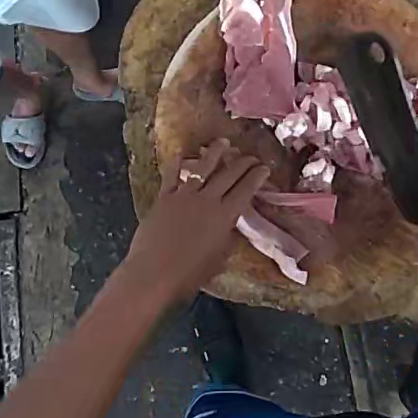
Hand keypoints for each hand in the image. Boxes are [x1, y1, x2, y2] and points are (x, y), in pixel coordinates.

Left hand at [122, 140, 269, 301]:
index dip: (257, 176)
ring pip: (203, 168)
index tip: (264, 167)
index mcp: (225, 216)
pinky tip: (183, 154)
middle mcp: (208, 200)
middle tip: (251, 156)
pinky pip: (173, 176)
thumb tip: (230, 224)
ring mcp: (184, 196)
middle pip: (229, 174)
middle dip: (243, 162)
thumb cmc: (190, 274)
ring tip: (223, 143)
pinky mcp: (164, 198)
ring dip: (215, 153)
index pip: (246, 189)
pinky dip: (179, 163)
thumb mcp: (219, 256)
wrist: (153, 274)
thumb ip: (227, 235)